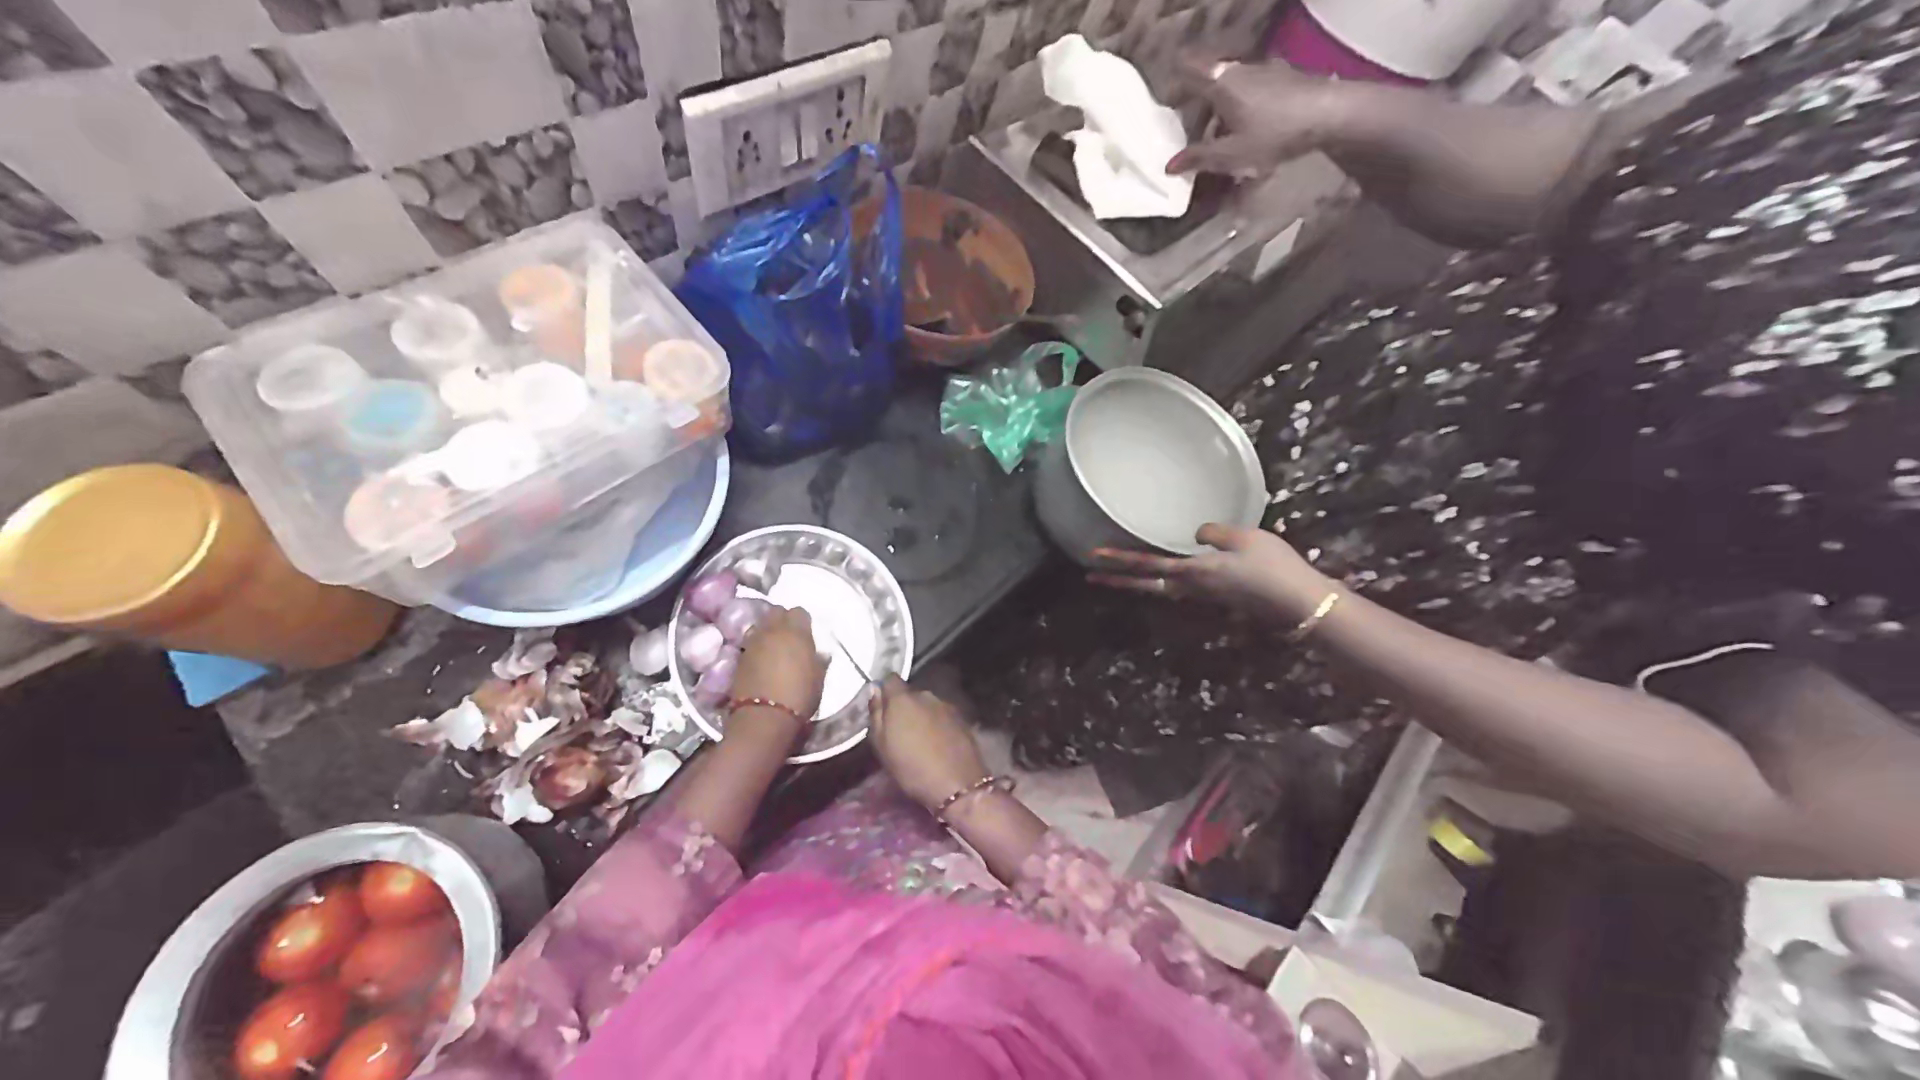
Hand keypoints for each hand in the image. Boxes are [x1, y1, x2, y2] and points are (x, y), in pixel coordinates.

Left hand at [729, 606, 825, 735]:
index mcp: (796, 632)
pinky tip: (760, 661)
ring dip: (767, 632)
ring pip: (760, 625)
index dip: (802, 621)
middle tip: (789, 637)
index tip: (806, 634)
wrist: (764, 718)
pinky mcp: (739, 657)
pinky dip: (756, 647)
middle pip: (776, 612)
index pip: (799, 611)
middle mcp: (772, 631)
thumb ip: (819, 661)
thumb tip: (820, 653)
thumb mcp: (818, 679)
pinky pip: (749, 643)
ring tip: (773, 647)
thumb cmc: (799, 696)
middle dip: (782, 620)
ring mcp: (753, 642)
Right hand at [871, 677, 988, 810]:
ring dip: (922, 715)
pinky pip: (942, 715)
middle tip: (900, 731)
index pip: (890, 679)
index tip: (882, 708)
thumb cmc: (911, 767)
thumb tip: (875, 689)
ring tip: (921, 740)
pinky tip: (938, 744)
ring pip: (927, 705)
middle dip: (904, 707)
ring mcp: (946, 705)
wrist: (957, 784)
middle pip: (910, 694)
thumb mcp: (881, 745)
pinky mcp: (962, 718)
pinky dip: (938, 724)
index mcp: (903, 698)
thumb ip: (876, 713)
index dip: (885, 690)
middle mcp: (926, 695)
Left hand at [1088, 523, 1333, 621]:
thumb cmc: (1273, 568)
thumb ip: (1214, 533)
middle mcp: (1191, 588)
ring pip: (1161, 588)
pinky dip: (1161, 582)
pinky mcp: (1217, 599)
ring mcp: (1203, 597)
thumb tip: (1195, 535)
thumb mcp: (1244, 538)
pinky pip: (1180, 588)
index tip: (1094, 557)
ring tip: (1118, 575)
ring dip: (1137, 581)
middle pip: (1146, 583)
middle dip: (1118, 579)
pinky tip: (1164, 576)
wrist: (1302, 604)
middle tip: (1091, 576)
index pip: (1147, 563)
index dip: (1119, 559)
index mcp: (1192, 571)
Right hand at [1166, 53, 1346, 175]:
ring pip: (1232, 89)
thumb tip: (1169, 165)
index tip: (1165, 100)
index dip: (1173, 80)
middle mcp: (1240, 70)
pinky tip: (1247, 135)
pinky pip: (1252, 94)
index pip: (1188, 68)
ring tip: (1219, 142)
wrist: (1330, 113)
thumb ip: (1198, 158)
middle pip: (1210, 82)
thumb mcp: (1231, 154)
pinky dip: (1241, 111)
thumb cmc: (1273, 132)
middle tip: (1190, 132)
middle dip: (1197, 106)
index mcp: (1221, 82)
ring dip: (1221, 113)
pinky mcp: (1283, 80)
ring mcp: (1264, 72)